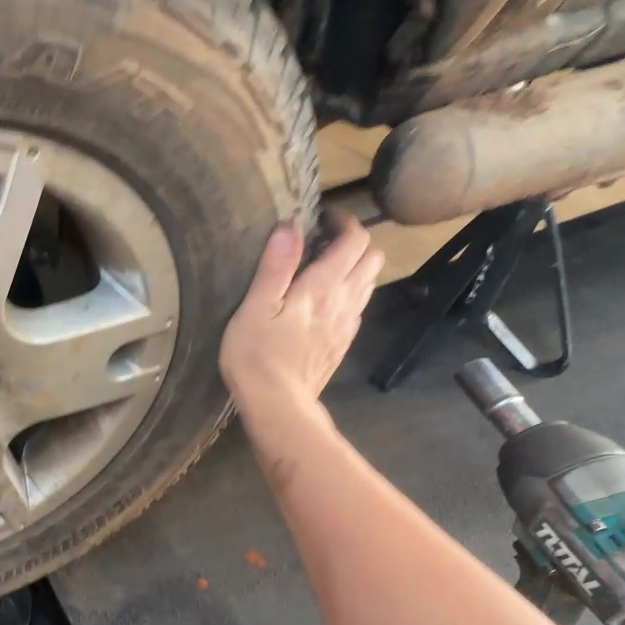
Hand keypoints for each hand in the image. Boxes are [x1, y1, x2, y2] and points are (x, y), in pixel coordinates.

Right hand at [218, 212, 384, 413]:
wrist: (277, 406)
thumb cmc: (256, 357)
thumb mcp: (254, 309)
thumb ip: (274, 267)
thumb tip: (290, 227)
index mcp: (322, 288)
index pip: (354, 241)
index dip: (344, 223)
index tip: (323, 218)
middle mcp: (343, 302)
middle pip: (371, 259)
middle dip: (354, 244)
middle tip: (324, 244)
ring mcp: (346, 326)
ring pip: (367, 284)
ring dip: (353, 270)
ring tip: (324, 271)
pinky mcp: (341, 346)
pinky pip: (356, 309)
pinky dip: (347, 297)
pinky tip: (324, 306)